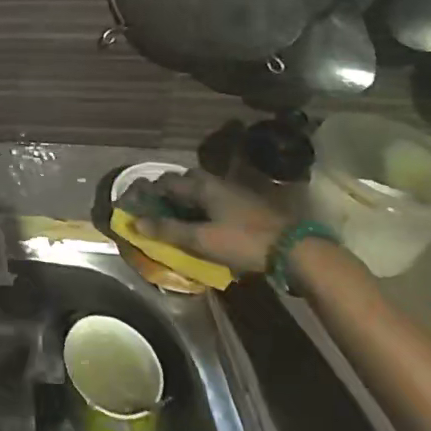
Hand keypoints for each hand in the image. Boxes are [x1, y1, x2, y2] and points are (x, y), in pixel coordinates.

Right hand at [125, 170, 289, 274]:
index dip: (148, 192)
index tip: (136, 205)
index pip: (165, 181)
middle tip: (158, 212)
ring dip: (186, 200)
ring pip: (201, 189)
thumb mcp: (202, 240)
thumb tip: (136, 222)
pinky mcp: (245, 203)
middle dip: (168, 193)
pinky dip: (202, 207)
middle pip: (184, 181)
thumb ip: (168, 230)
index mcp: (201, 186)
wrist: (294, 249)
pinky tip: (204, 223)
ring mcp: (233, 191)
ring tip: (178, 219)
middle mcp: (215, 182)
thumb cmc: (243, 241)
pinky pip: (214, 198)